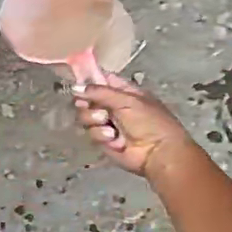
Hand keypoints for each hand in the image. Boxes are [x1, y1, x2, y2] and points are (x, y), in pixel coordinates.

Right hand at [73, 73, 197, 177]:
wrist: (157, 152)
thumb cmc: (149, 121)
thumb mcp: (126, 101)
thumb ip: (99, 92)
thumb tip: (74, 88)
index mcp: (123, 91)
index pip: (101, 79)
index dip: (88, 79)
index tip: (77, 82)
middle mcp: (113, 105)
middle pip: (87, 98)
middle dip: (87, 103)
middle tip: (88, 105)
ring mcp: (107, 123)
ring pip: (86, 116)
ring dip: (94, 119)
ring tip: (107, 123)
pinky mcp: (103, 140)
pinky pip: (91, 132)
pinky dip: (101, 134)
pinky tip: (113, 138)